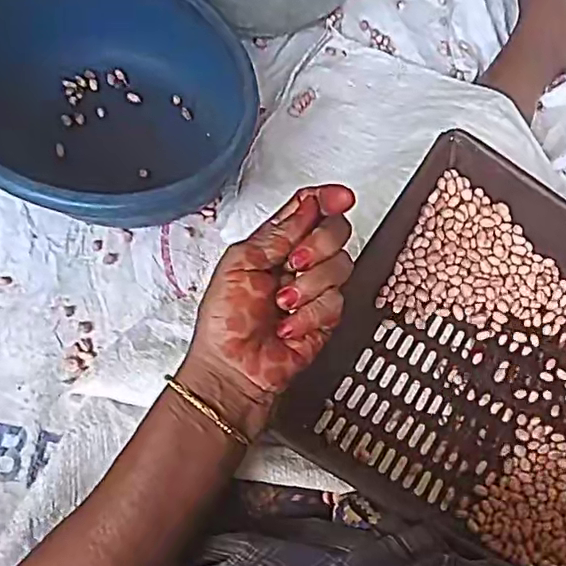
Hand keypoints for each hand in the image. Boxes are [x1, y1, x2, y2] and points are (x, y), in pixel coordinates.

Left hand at [178, 184, 355, 437]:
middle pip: (335, 232)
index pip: (309, 209)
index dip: (327, 199)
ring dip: (308, 285)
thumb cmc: (225, 323)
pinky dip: (310, 314)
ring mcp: (316, 290)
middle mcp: (300, 263)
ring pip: (341, 267)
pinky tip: (289, 324)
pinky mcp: (327, 317)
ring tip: (283, 303)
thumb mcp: (238, 264)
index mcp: (275, 244)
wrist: (234, 368)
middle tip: (295, 262)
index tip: (340, 197)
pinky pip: (335, 303)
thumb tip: (305, 207)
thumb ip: (274, 234)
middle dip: (319, 244)